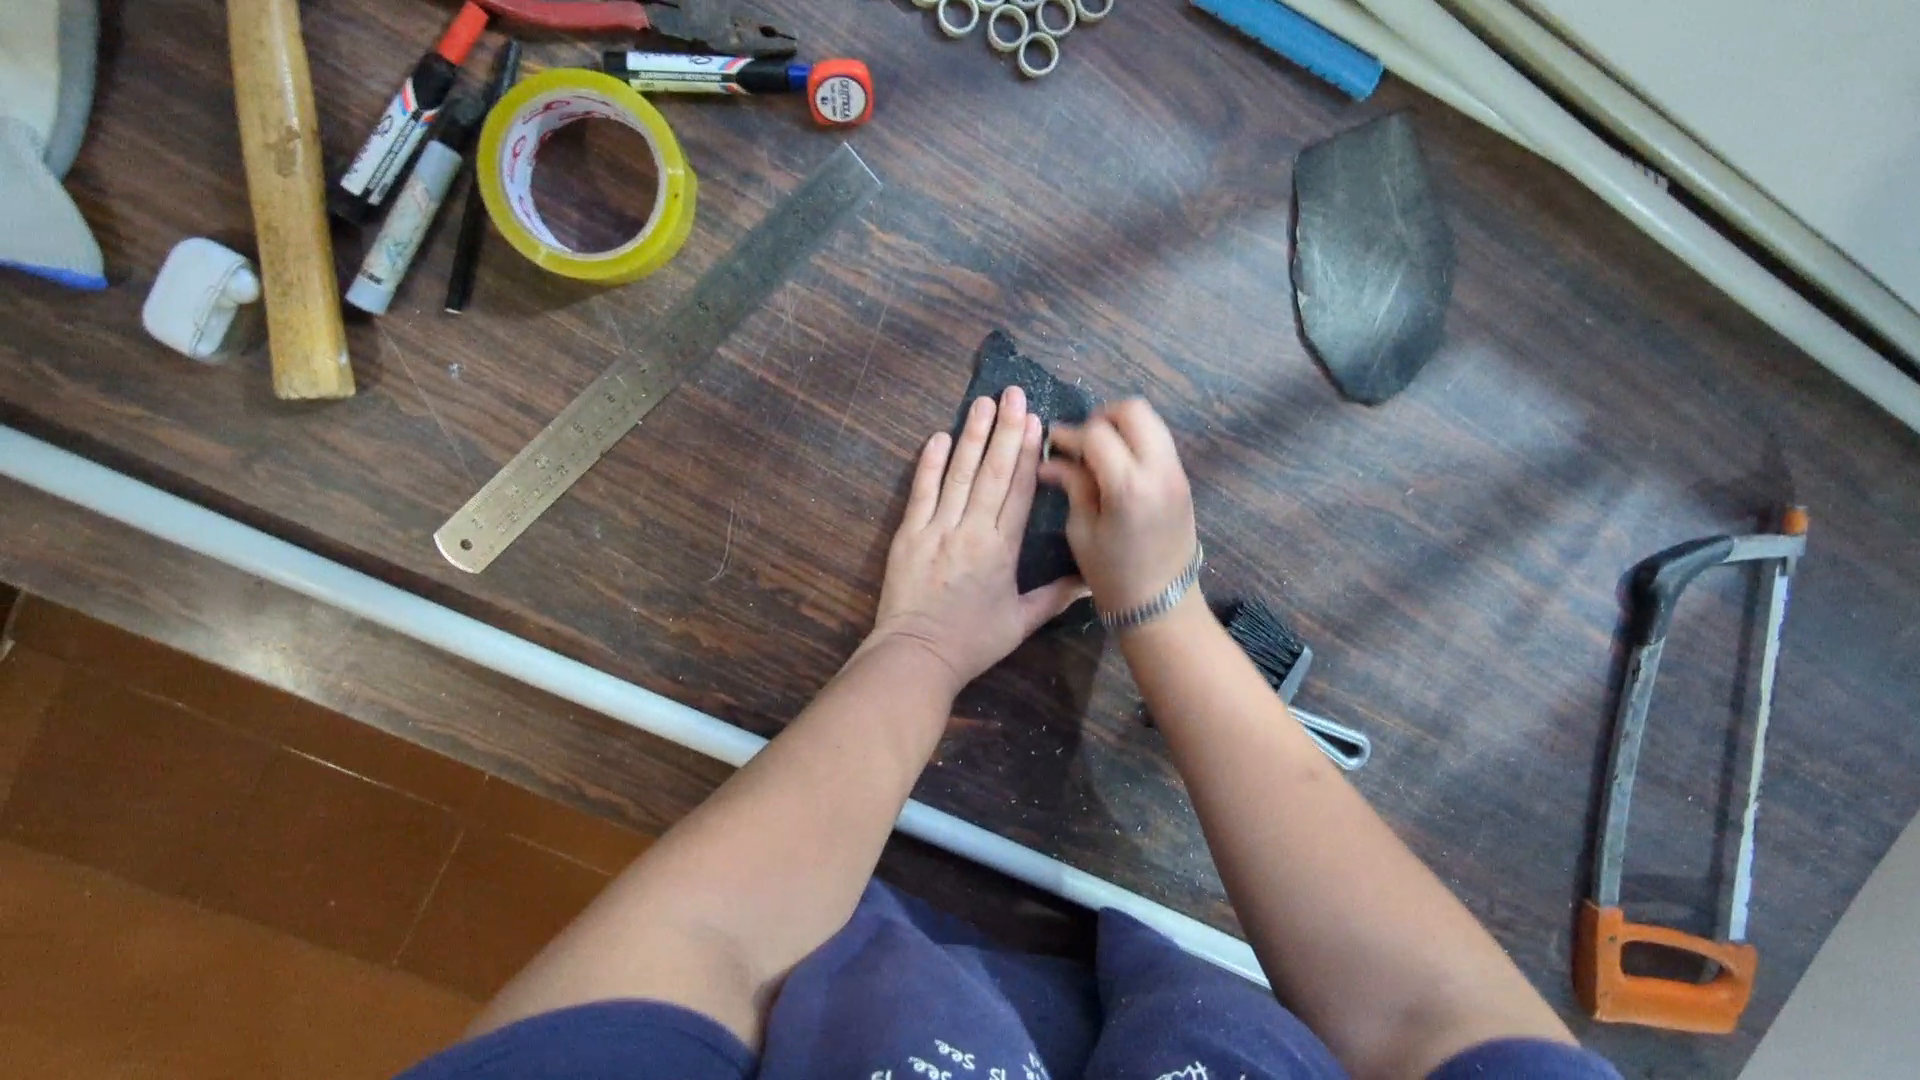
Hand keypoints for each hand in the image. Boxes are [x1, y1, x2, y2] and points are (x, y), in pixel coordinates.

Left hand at [862, 387, 1088, 693]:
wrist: (916, 655)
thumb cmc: (971, 642)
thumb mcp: (1020, 624)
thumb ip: (1054, 598)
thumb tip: (1089, 582)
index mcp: (1002, 550)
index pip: (1019, 492)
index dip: (1029, 454)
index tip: (1036, 422)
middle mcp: (972, 531)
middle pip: (992, 473)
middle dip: (1005, 431)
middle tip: (1014, 394)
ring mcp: (937, 529)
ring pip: (958, 474)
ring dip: (972, 436)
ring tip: (983, 403)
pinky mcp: (908, 534)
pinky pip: (921, 491)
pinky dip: (930, 463)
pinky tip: (939, 436)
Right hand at [1037, 399, 1198, 615]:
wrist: (1163, 604)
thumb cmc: (1113, 575)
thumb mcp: (1082, 531)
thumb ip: (1073, 486)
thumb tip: (1051, 461)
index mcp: (1129, 486)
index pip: (1097, 434)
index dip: (1070, 434)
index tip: (1053, 443)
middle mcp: (1159, 470)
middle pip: (1134, 411)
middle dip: (1102, 417)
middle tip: (1082, 441)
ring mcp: (1177, 473)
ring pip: (1152, 421)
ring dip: (1122, 427)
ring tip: (1098, 451)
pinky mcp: (1183, 480)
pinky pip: (1159, 441)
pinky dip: (1137, 441)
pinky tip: (1117, 465)